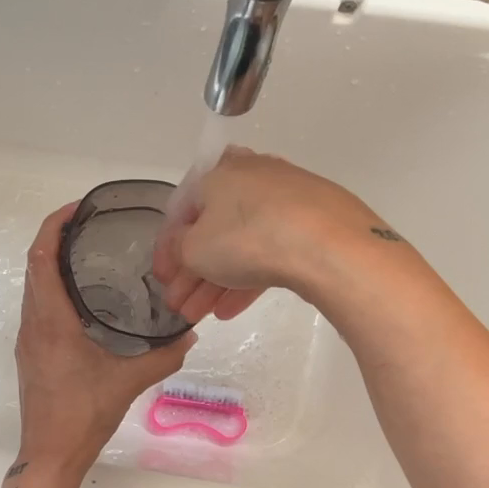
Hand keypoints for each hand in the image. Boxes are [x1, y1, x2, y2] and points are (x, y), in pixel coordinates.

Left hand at [15, 202, 194, 477]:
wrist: (50, 455)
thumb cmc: (83, 417)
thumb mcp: (128, 383)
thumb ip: (163, 356)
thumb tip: (189, 334)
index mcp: (51, 322)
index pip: (41, 258)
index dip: (54, 226)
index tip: (78, 208)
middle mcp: (33, 326)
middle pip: (34, 267)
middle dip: (56, 238)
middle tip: (90, 224)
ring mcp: (28, 341)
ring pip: (33, 289)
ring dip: (52, 265)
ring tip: (88, 252)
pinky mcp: (31, 356)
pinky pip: (37, 309)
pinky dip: (52, 290)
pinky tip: (82, 297)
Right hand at [153, 147, 412, 319]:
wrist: (326, 245)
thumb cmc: (246, 238)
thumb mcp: (193, 249)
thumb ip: (177, 249)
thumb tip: (179, 247)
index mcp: (219, 171)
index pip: (182, 211)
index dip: (166, 250)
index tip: (162, 280)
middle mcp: (252, 176)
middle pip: (212, 231)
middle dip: (192, 274)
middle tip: (180, 306)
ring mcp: (285, 199)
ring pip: (239, 246)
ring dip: (214, 283)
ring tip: (201, 316)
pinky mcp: (310, 223)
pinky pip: (267, 253)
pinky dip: (245, 280)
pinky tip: (231, 310)